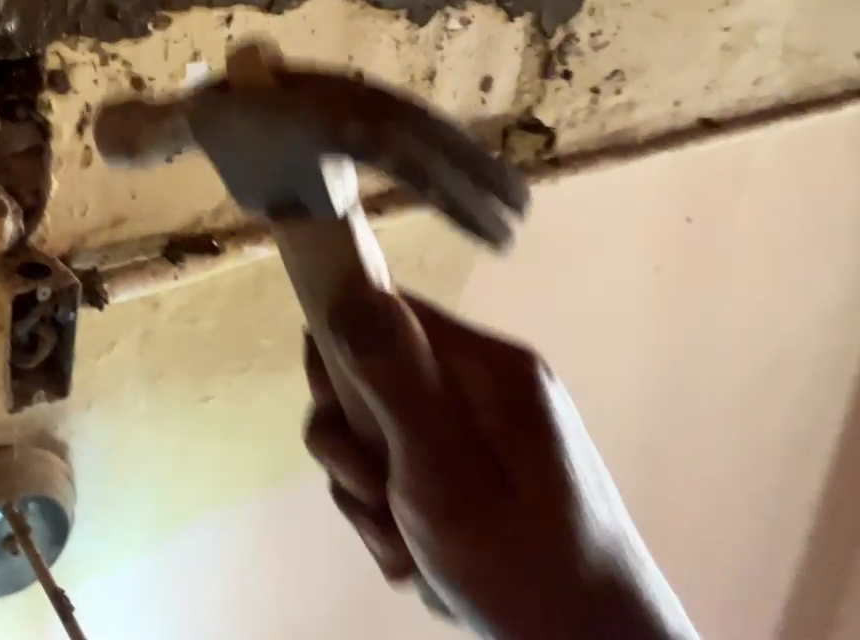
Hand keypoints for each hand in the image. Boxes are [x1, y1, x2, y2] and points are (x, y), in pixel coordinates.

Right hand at [304, 293, 696, 639]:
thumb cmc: (524, 569)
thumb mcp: (444, 475)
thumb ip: (394, 381)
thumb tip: (350, 290)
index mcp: (487, 369)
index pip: (381, 307)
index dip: (340, 352)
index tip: (335, 410)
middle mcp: (478, 388)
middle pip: (361, 373)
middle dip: (347, 439)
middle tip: (370, 488)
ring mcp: (469, 432)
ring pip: (365, 429)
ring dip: (362, 489)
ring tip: (400, 543)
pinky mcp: (460, 471)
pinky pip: (387, 467)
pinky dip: (384, 512)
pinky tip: (413, 554)